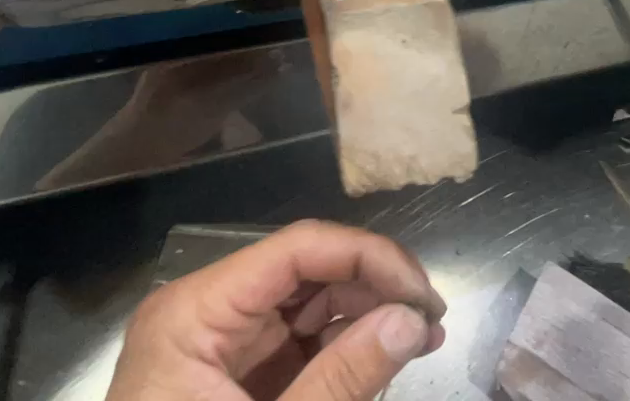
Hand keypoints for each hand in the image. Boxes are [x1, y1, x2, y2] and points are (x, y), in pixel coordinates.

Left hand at [106, 220, 447, 400]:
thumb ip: (341, 381)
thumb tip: (414, 321)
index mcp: (196, 310)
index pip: (300, 248)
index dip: (370, 258)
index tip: (423, 296)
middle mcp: (210, 309)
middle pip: (309, 269)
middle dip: (375, 288)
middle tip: (432, 321)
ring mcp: (223, 340)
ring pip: (311, 300)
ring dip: (368, 313)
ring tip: (423, 336)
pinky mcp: (237, 371)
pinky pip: (301, 339)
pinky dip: (345, 345)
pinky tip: (386, 353)